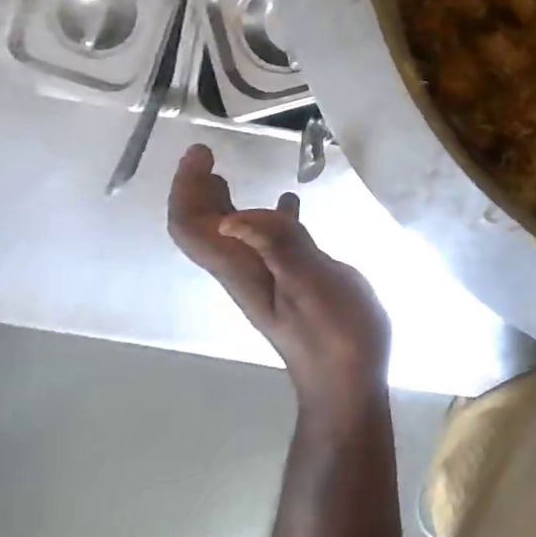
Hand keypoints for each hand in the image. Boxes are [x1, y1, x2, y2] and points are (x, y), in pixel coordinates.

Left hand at [168, 145, 389, 411]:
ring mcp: (269, 281)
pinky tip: (288, 203)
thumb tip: (233, 216)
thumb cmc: (336, 334)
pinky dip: (267, 219)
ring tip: (230, 174)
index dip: (187, 189)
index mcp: (243, 271)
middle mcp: (245, 274)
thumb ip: (280, 247)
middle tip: (207, 155)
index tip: (200, 154)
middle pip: (203, 231)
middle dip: (196, 191)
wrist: (348, 382)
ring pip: (231, 236)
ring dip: (222, 203)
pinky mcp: (293, 285)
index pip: (194, 228)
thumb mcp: (314, 284)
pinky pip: (268, 243)